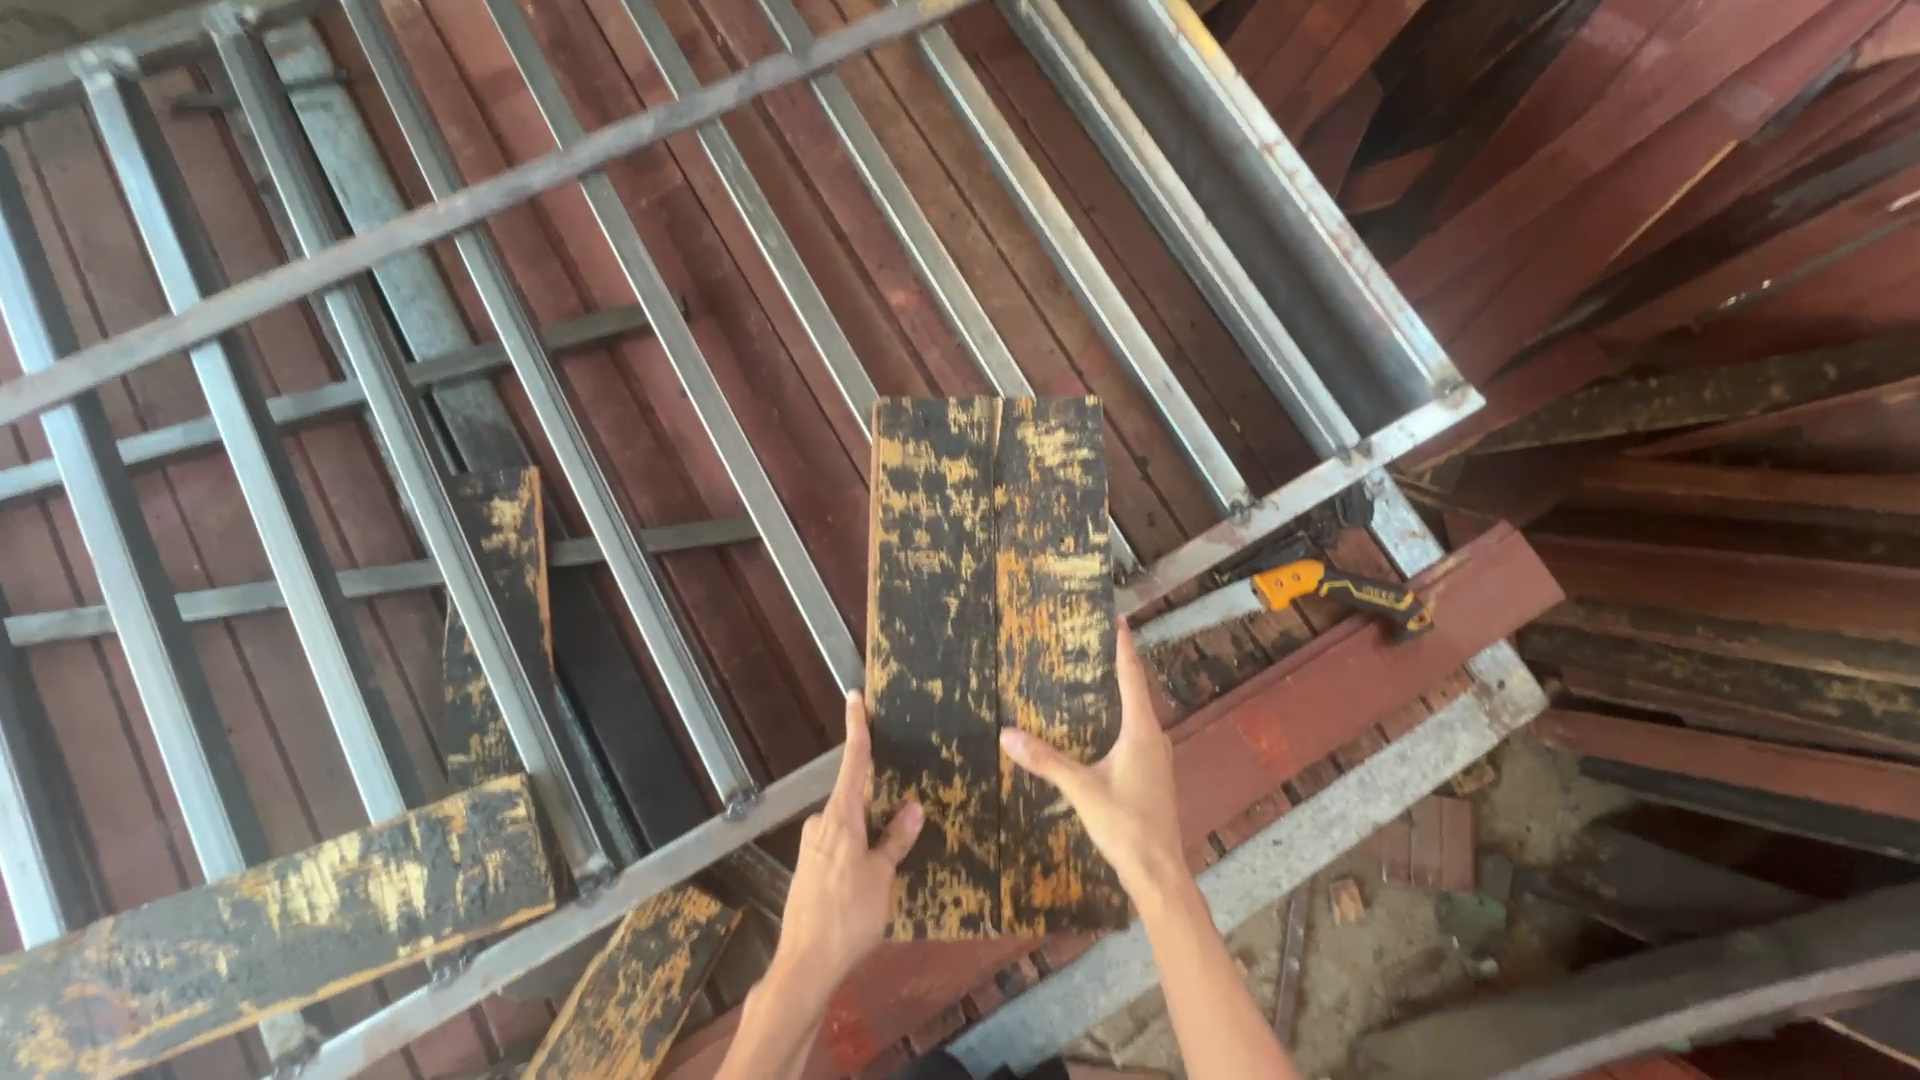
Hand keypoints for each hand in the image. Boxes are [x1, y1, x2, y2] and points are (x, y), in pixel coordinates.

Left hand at [768, 691, 924, 1006]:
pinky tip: (870, 874)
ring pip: (847, 823)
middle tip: (903, 806)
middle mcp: (821, 823)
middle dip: (876, 798)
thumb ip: (896, 839)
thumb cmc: (850, 915)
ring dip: (868, 828)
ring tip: (893, 855)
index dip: (857, 728)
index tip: (855, 697)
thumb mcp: (882, 876)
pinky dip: (857, 846)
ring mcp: (811, 846)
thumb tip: (913, 805)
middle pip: (853, 795)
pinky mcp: (808, 868)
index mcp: (841, 817)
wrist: (805, 963)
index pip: (853, 762)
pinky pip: (838, 843)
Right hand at [1000, 620, 1187, 901]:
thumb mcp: (1081, 790)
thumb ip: (1045, 761)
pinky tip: (1103, 730)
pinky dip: (1122, 720)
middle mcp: (1155, 738)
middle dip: (1120, 667)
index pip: (1132, 678)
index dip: (1123, 647)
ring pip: (1139, 716)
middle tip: (1096, 644)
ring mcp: (1158, 759)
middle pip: (1138, 692)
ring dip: (1122, 695)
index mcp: (1142, 732)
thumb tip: (1006, 734)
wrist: (1159, 871)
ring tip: (1096, 680)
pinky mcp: (1154, 776)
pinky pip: (1137, 735)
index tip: (1118, 620)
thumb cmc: (1125, 825)